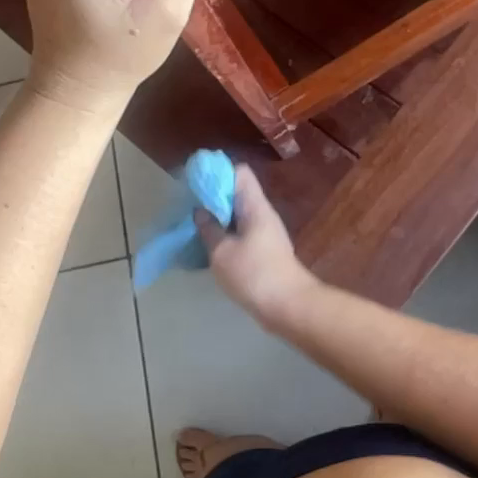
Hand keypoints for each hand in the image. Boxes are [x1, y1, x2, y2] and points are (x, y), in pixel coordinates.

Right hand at [195, 165, 320, 325]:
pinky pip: (242, 233)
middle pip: (237, 193)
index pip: (240, 172)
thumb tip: (200, 211)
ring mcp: (266, 233)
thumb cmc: (254, 274)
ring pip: (238, 214)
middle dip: (213, 196)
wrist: (289, 306)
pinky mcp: (265, 251)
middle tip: (189, 205)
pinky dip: (226, 234)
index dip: (218, 171)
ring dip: (218, 217)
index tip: (196, 180)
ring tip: (195, 225)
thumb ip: (209, 229)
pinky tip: (209, 246)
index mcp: (255, 206)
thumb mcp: (222, 252)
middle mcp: (263, 214)